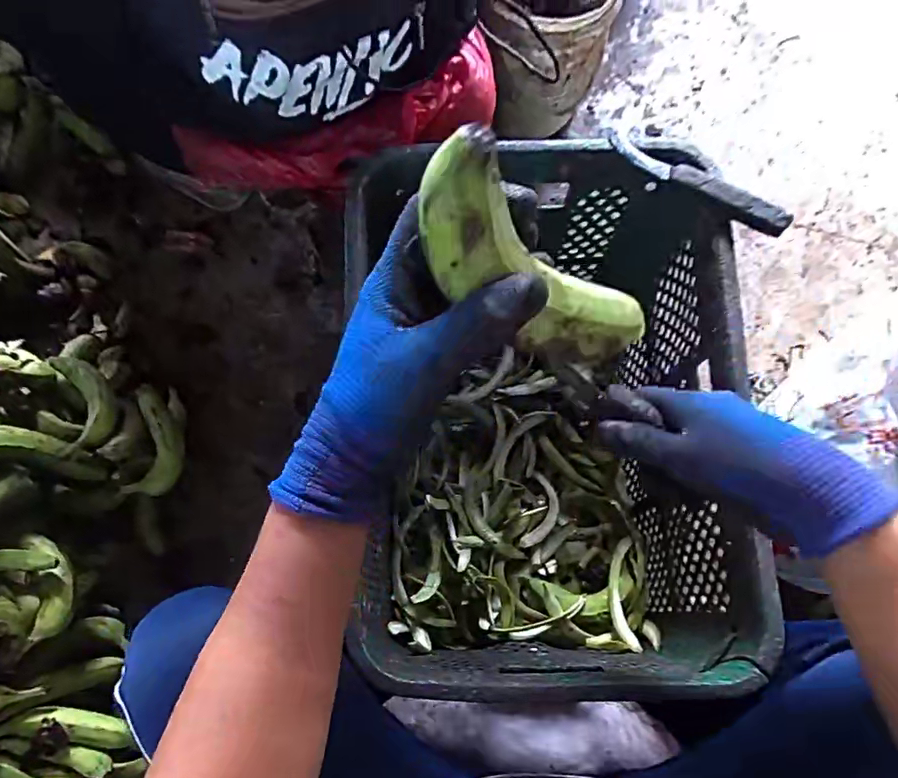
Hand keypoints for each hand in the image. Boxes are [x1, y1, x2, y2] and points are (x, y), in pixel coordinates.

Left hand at [270, 201, 546, 522]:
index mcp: (392, 278)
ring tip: (545, 274)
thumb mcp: (424, 362)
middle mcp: (408, 291)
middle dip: (497, 235)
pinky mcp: (438, 351)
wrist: (352, 463)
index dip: (467, 194)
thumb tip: (535, 283)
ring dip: (503, 275)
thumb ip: (475, 324)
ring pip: (468, 283)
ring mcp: (423, 322)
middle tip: (541, 240)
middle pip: (455, 245)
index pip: (426, 213)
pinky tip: (528, 315)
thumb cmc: (374, 407)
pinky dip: (500, 313)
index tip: (518, 197)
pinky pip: (473, 319)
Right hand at [596, 386, 897, 557]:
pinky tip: (692, 497)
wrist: (804, 490)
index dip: (619, 410)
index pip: (643, 395)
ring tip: (669, 491)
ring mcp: (728, 431)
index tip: (599, 431)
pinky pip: (702, 460)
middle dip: (645, 447)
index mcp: (692, 400)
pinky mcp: (742, 455)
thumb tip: (600, 427)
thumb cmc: (735, 466)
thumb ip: (639, 441)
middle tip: (638, 473)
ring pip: (681, 444)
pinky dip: (690, 476)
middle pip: (662, 422)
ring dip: (669, 467)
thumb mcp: (678, 455)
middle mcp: (710, 409)